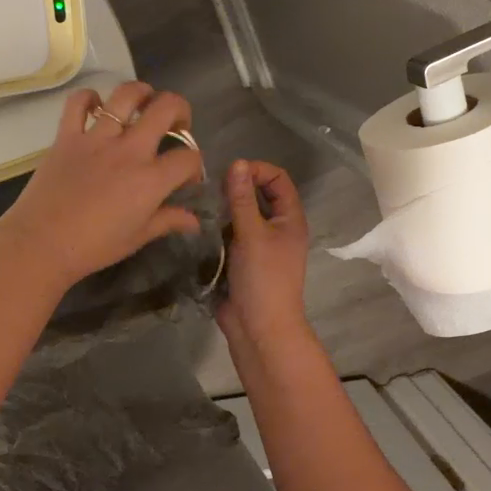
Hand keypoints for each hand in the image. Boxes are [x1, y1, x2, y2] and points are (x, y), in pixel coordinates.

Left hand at [0, 81, 204, 288]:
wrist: (41, 244)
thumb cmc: (92, 248)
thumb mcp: (136, 238)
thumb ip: (167, 221)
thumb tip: (194, 220)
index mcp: (151, 180)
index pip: (188, 157)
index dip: (194, 166)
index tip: (185, 178)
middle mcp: (129, 150)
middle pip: (166, 108)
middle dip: (180, 110)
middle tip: (175, 124)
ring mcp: (96, 139)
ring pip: (127, 94)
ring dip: (142, 93)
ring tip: (143, 104)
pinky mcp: (67, 137)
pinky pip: (77, 103)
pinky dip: (88, 98)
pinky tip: (95, 107)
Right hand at [216, 159, 309, 344]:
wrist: (259, 327)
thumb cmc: (263, 278)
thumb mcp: (251, 234)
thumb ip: (242, 199)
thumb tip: (236, 163)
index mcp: (290, 219)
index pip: (278, 179)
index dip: (257, 170)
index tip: (229, 173)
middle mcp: (277, 229)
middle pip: (258, 197)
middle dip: (236, 189)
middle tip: (210, 190)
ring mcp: (259, 246)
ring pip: (241, 217)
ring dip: (224, 211)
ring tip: (202, 209)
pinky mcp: (242, 262)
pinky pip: (229, 237)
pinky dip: (217, 231)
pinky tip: (200, 230)